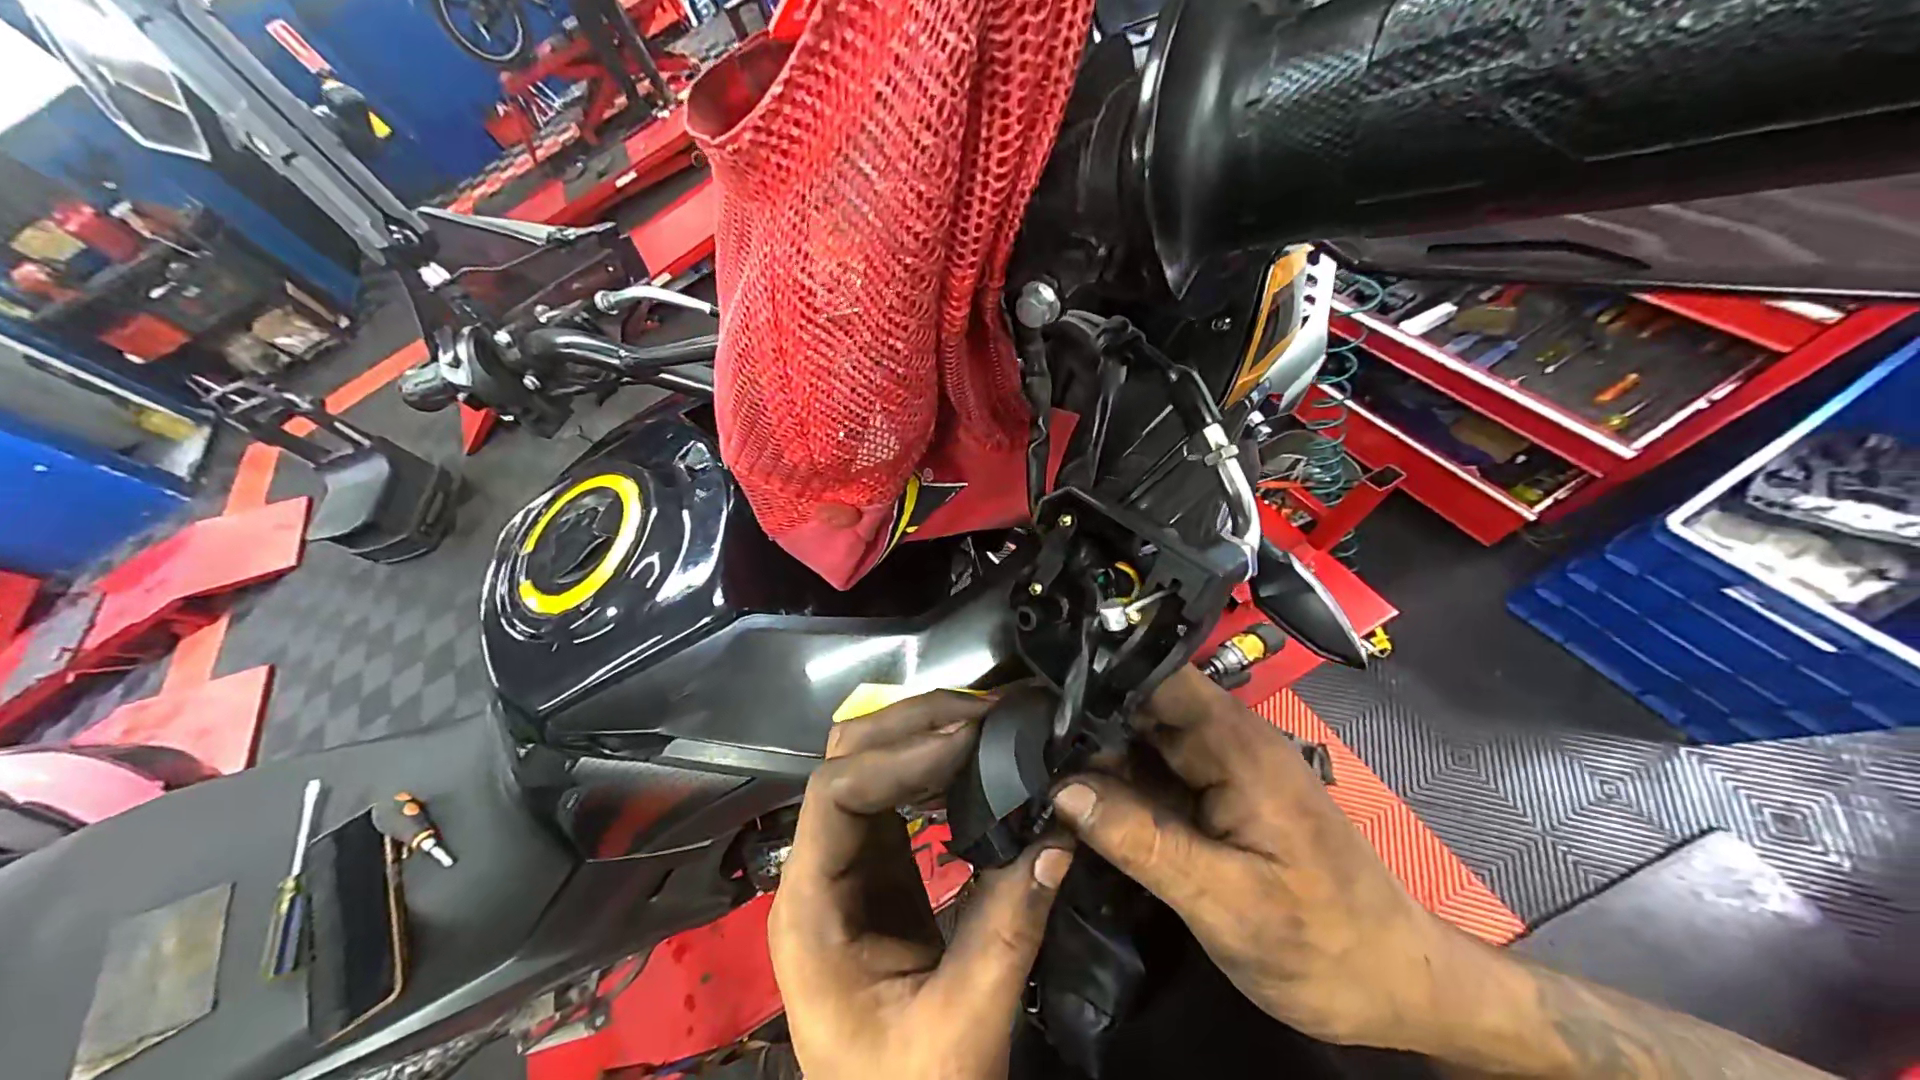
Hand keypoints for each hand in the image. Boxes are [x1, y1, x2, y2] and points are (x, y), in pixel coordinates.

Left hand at [770, 691, 1074, 1079]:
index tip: (970, 743)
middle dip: (910, 725)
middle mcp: (818, 870)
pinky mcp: (879, 869)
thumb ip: (1007, 933)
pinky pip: (896, 794)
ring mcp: (848, 864)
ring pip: (868, 765)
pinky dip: (933, 764)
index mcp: (811, 908)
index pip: (835, 794)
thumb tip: (1057, 838)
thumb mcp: (960, 1029)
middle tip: (984, 714)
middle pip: (844, 761)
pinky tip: (974, 759)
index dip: (900, 758)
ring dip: (921, 733)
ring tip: (985, 723)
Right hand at [1048, 665, 1468, 1055]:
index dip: (1099, 677)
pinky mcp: (1216, 797)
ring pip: (1144, 741)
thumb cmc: (1324, 946)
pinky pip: (1155, 774)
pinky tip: (1077, 797)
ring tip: (1034, 767)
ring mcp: (1222, 770)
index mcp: (1239, 747)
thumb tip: (1063, 790)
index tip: (1037, 692)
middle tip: (1021, 740)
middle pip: (1143, 705)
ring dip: (1095, 753)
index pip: (1159, 679)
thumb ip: (1142, 841)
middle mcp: (1228, 743)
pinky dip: (1117, 784)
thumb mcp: (1226, 903)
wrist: (1395, 987)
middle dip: (1084, 719)